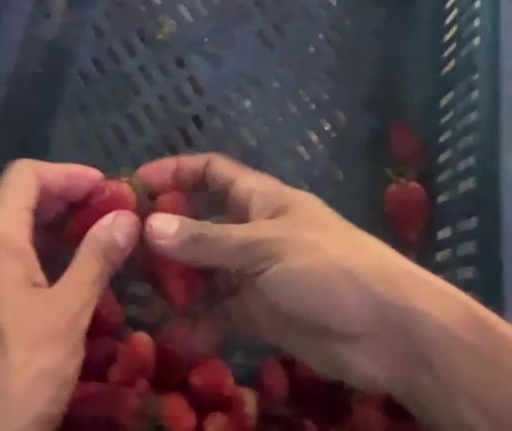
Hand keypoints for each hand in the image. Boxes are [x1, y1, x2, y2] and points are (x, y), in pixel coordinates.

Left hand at [0, 160, 140, 430]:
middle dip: (64, 199)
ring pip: (6, 233)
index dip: (68, 174)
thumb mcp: (67, 316)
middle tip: (109, 214)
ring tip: (94, 244)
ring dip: (50, 229)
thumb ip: (96, 258)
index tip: (108, 189)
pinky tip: (61, 281)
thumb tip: (125, 215)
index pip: (25, 175)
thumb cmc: (17, 375)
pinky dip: (32, 256)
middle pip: (15, 200)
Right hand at [134, 153, 468, 397]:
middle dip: (167, 234)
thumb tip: (149, 225)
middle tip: (124, 252)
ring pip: (207, 272)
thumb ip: (208, 242)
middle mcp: (256, 231)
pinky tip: (173, 338)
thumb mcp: (264, 248)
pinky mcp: (265, 315)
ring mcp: (259, 275)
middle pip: (203, 224)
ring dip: (177, 283)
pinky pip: (222, 315)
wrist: (388, 331)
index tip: (134, 184)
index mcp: (262, 199)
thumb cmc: (328, 269)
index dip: (176, 173)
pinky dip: (199, 325)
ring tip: (137, 298)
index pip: (212, 172)